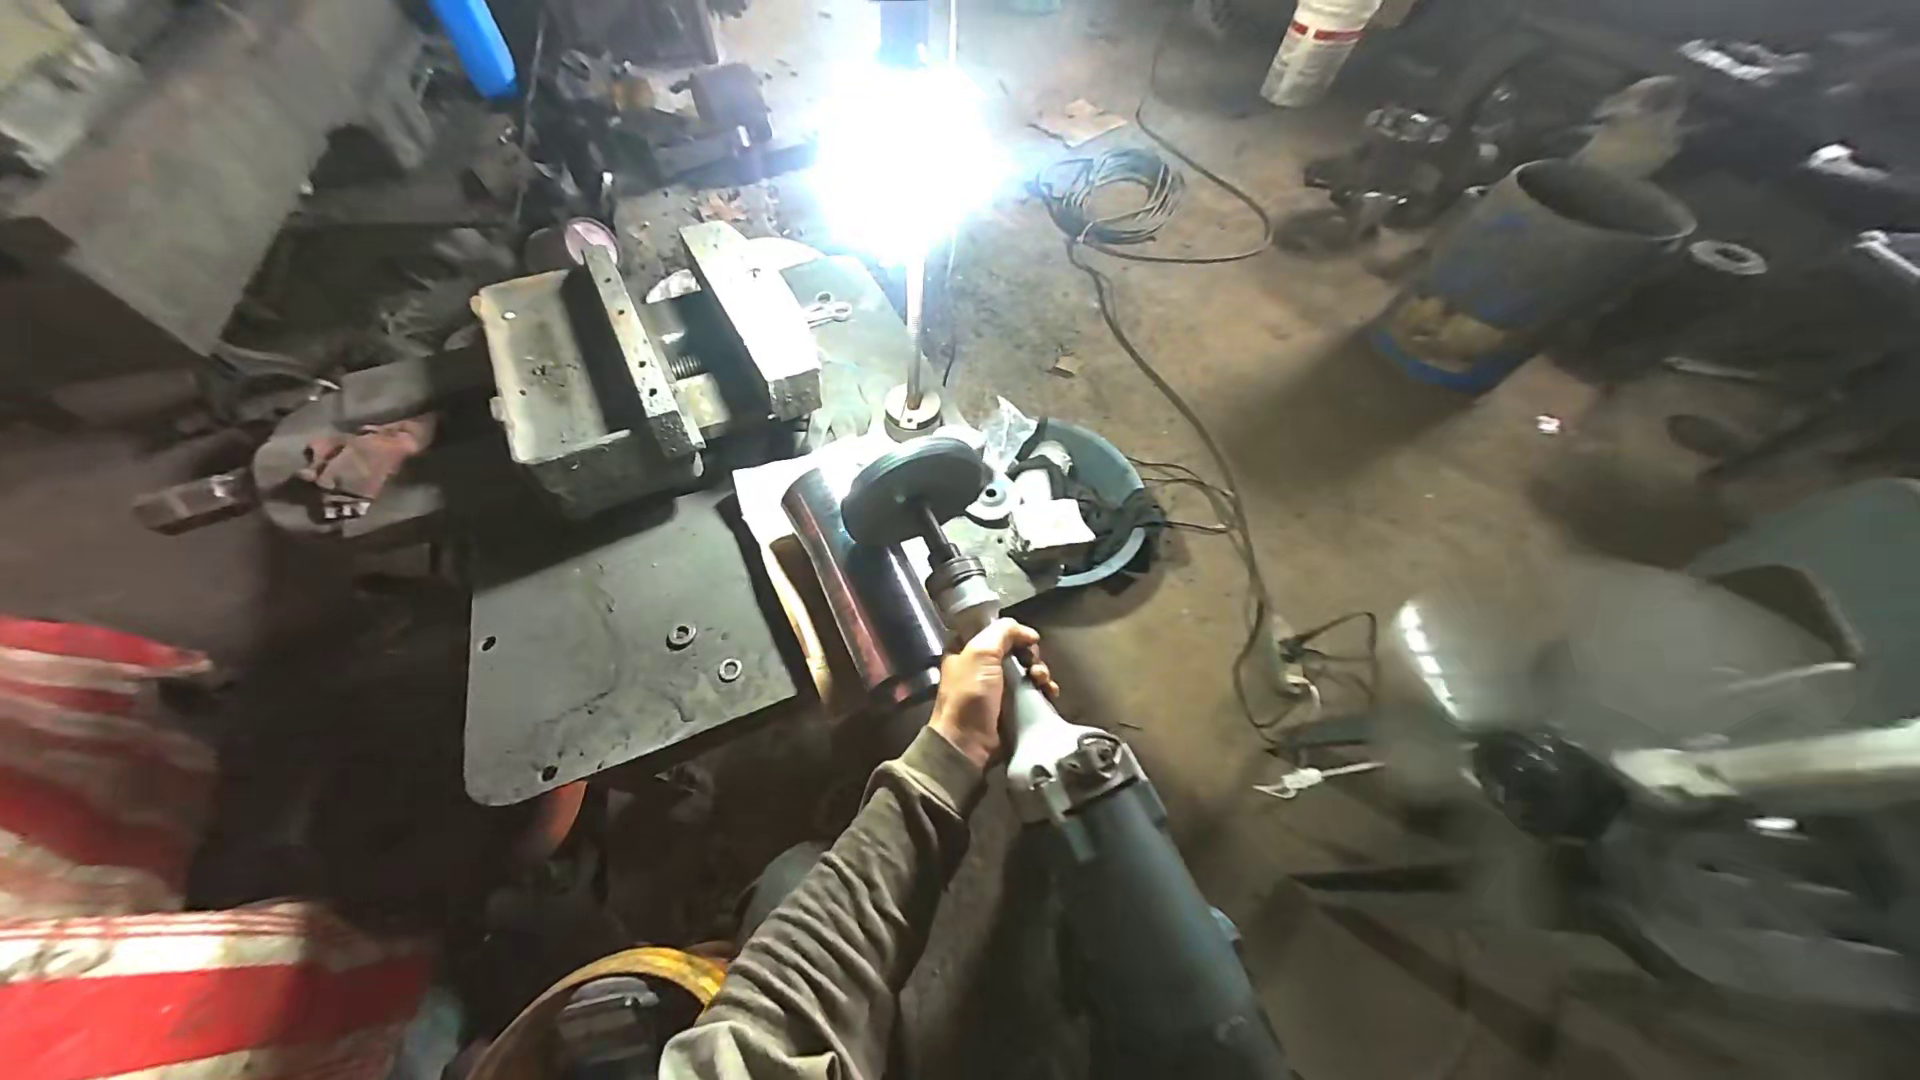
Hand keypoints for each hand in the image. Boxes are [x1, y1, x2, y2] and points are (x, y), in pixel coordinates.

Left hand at [929, 618, 1059, 768]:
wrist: (968, 744)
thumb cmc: (970, 695)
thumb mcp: (980, 652)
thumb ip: (1003, 632)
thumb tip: (1030, 634)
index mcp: (966, 649)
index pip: (996, 631)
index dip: (1014, 633)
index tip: (1026, 641)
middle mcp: (981, 666)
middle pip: (1016, 650)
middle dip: (1031, 656)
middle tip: (1033, 666)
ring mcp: (998, 687)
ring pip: (1027, 670)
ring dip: (1040, 672)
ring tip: (1042, 681)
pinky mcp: (1012, 707)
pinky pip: (1034, 691)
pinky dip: (1044, 689)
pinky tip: (1049, 693)